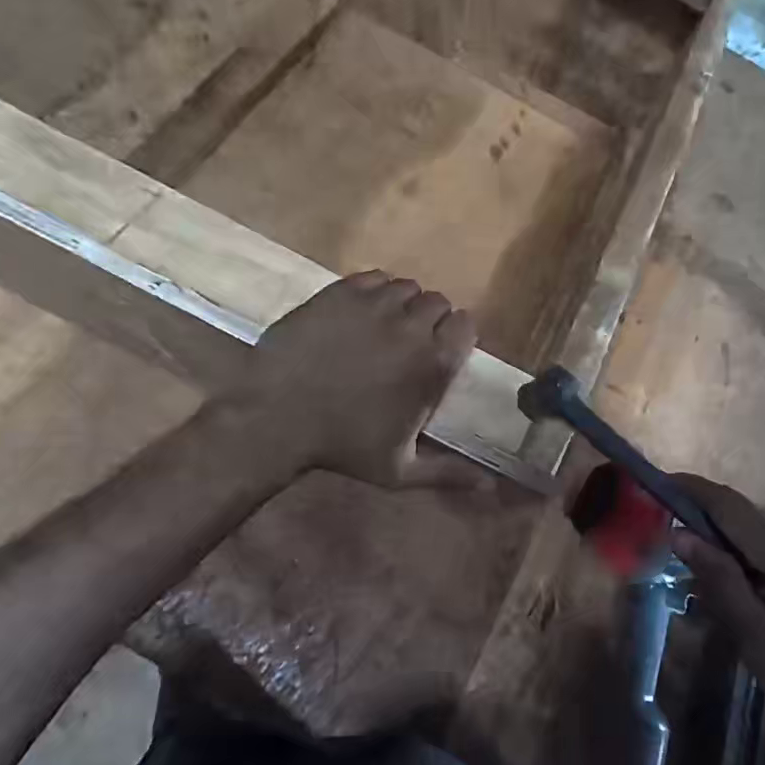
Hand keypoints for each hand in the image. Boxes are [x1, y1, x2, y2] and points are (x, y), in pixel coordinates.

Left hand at [244, 270, 476, 487]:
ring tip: (385, 324)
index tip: (441, 351)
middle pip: (439, 302)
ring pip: (406, 286)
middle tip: (409, 341)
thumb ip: (447, 473)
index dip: (456, 336)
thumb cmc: (342, 446)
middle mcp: (412, 325)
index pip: (466, 325)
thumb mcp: (399, 470)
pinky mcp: (342, 292)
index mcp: (434, 362)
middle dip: (431, 319)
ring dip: (403, 303)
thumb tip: (489, 486)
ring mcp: (375, 304)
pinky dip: (375, 290)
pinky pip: (374, 277)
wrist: (275, 418)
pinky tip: (362, 312)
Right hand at [670, 475, 764, 762]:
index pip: (732, 505)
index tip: (659, 484)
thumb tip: (680, 534)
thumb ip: (721, 584)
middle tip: (683, 557)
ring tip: (723, 585)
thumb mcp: (761, 645)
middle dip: (713, 524)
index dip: (693, 490)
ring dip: (739, 541)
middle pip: (750, 514)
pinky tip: (762, 592)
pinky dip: (764, 552)